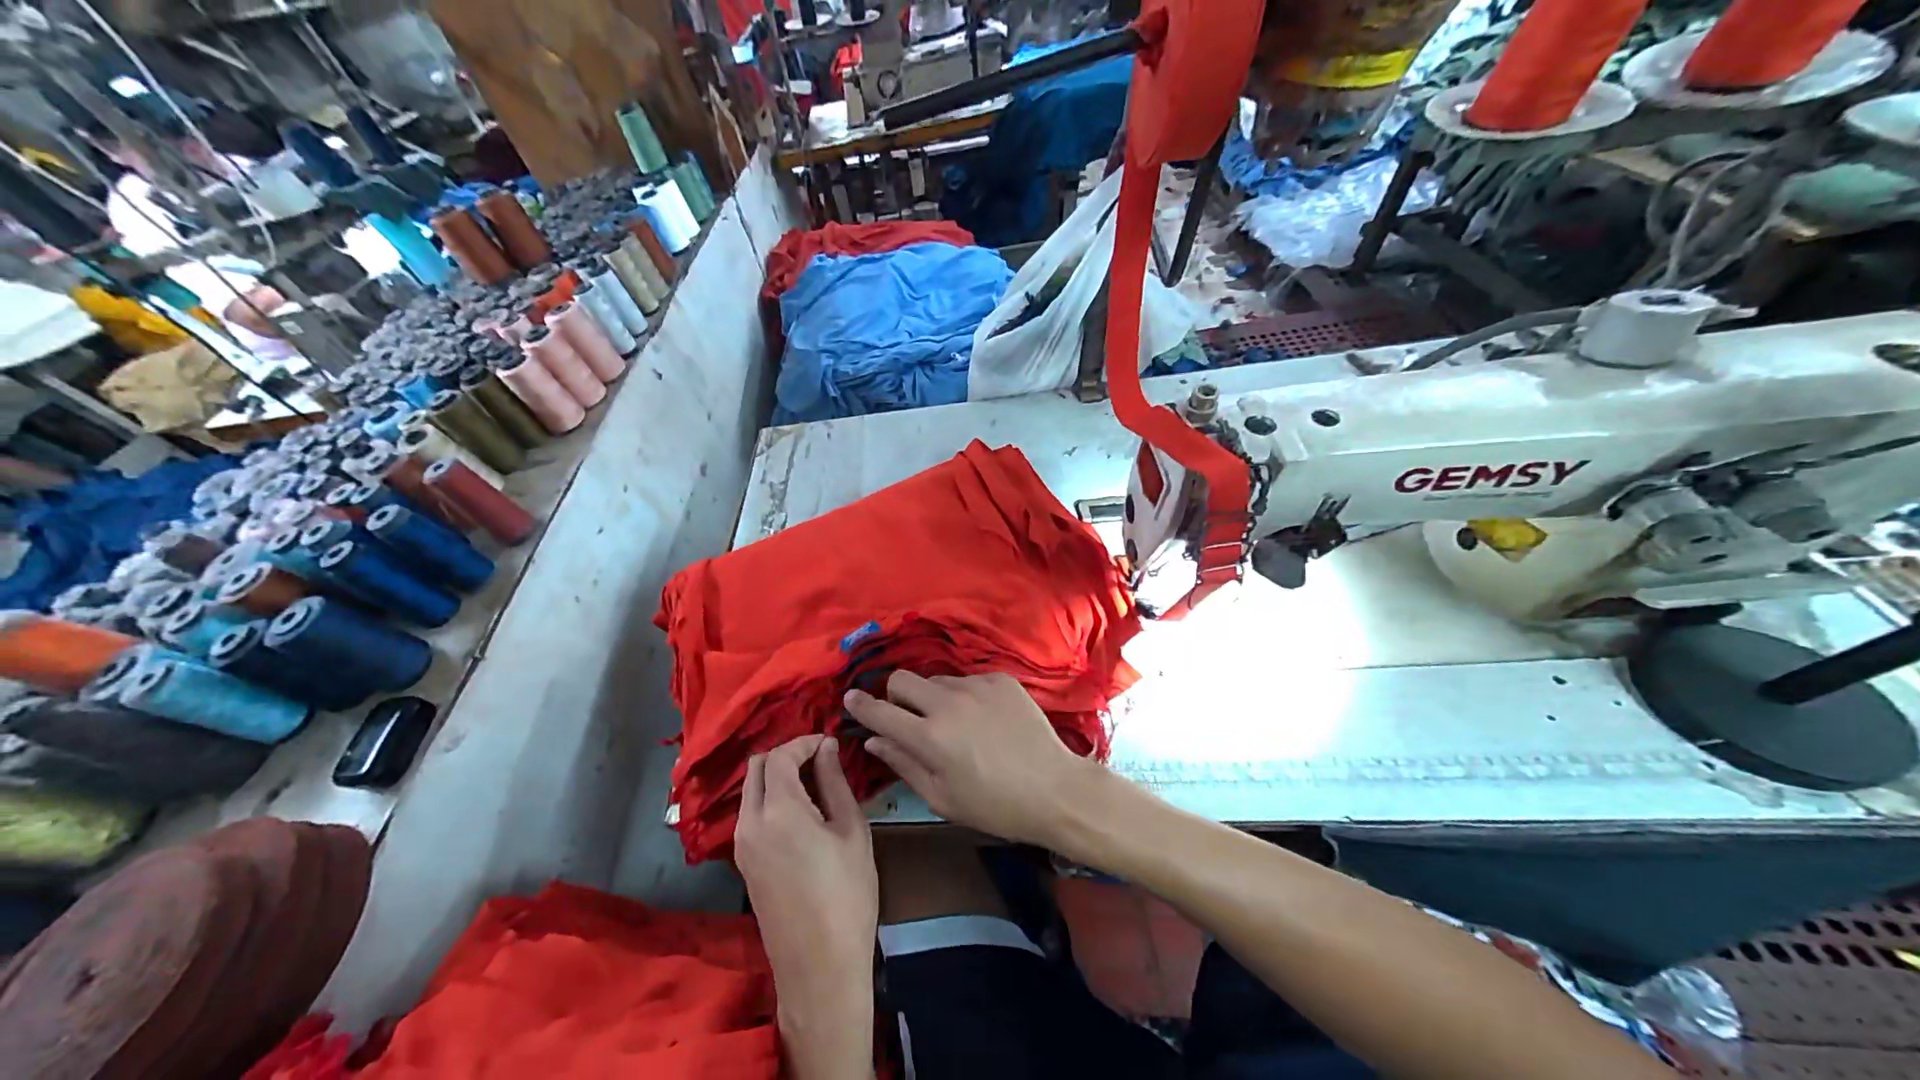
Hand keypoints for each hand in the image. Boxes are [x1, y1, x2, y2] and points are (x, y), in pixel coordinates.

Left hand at [735, 735, 876, 1079]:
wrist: (820, 964)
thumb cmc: (847, 893)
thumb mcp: (851, 831)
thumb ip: (834, 782)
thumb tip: (825, 748)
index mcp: (779, 811)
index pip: (780, 756)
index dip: (804, 742)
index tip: (829, 743)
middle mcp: (750, 823)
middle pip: (757, 768)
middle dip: (785, 754)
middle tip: (819, 759)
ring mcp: (741, 845)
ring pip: (750, 791)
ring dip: (776, 777)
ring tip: (814, 782)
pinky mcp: (743, 863)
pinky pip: (751, 814)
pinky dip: (770, 799)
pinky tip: (800, 810)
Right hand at [845, 672, 1109, 848]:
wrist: (1054, 789)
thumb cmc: (994, 805)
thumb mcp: (941, 797)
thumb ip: (903, 764)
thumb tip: (873, 741)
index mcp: (929, 736)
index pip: (880, 711)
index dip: (860, 705)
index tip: (851, 699)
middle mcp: (948, 702)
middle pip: (902, 679)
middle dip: (895, 696)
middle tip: (907, 718)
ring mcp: (977, 686)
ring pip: (936, 680)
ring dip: (932, 697)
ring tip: (953, 724)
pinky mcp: (1001, 680)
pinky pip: (968, 680)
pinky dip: (965, 696)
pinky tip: (982, 719)